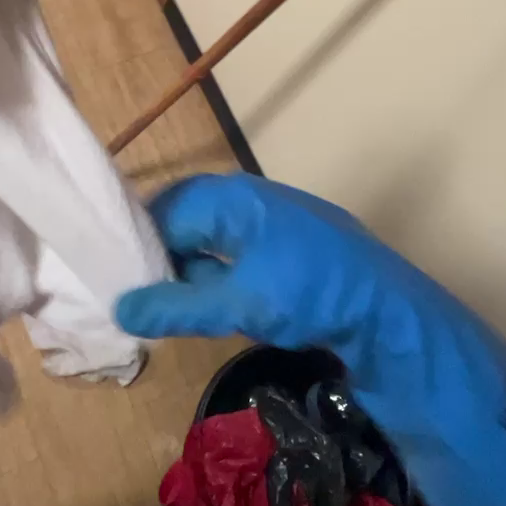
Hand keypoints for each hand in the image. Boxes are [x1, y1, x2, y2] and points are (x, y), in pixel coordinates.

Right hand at [116, 174, 505, 505]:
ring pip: (206, 236)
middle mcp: (242, 196)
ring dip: (186, 268)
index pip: (161, 210)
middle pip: (181, 219)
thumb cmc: (310, 293)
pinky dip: (213, 273)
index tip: (116, 279)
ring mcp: (264, 216)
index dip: (136, 243)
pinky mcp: (280, 240)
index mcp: (228, 197)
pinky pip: (230, 248)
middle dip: (159, 257)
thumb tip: (120, 309)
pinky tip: (209, 302)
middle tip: (138, 296)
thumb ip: (177, 305)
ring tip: (166, 304)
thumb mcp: (239, 304)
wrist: (390, 309)